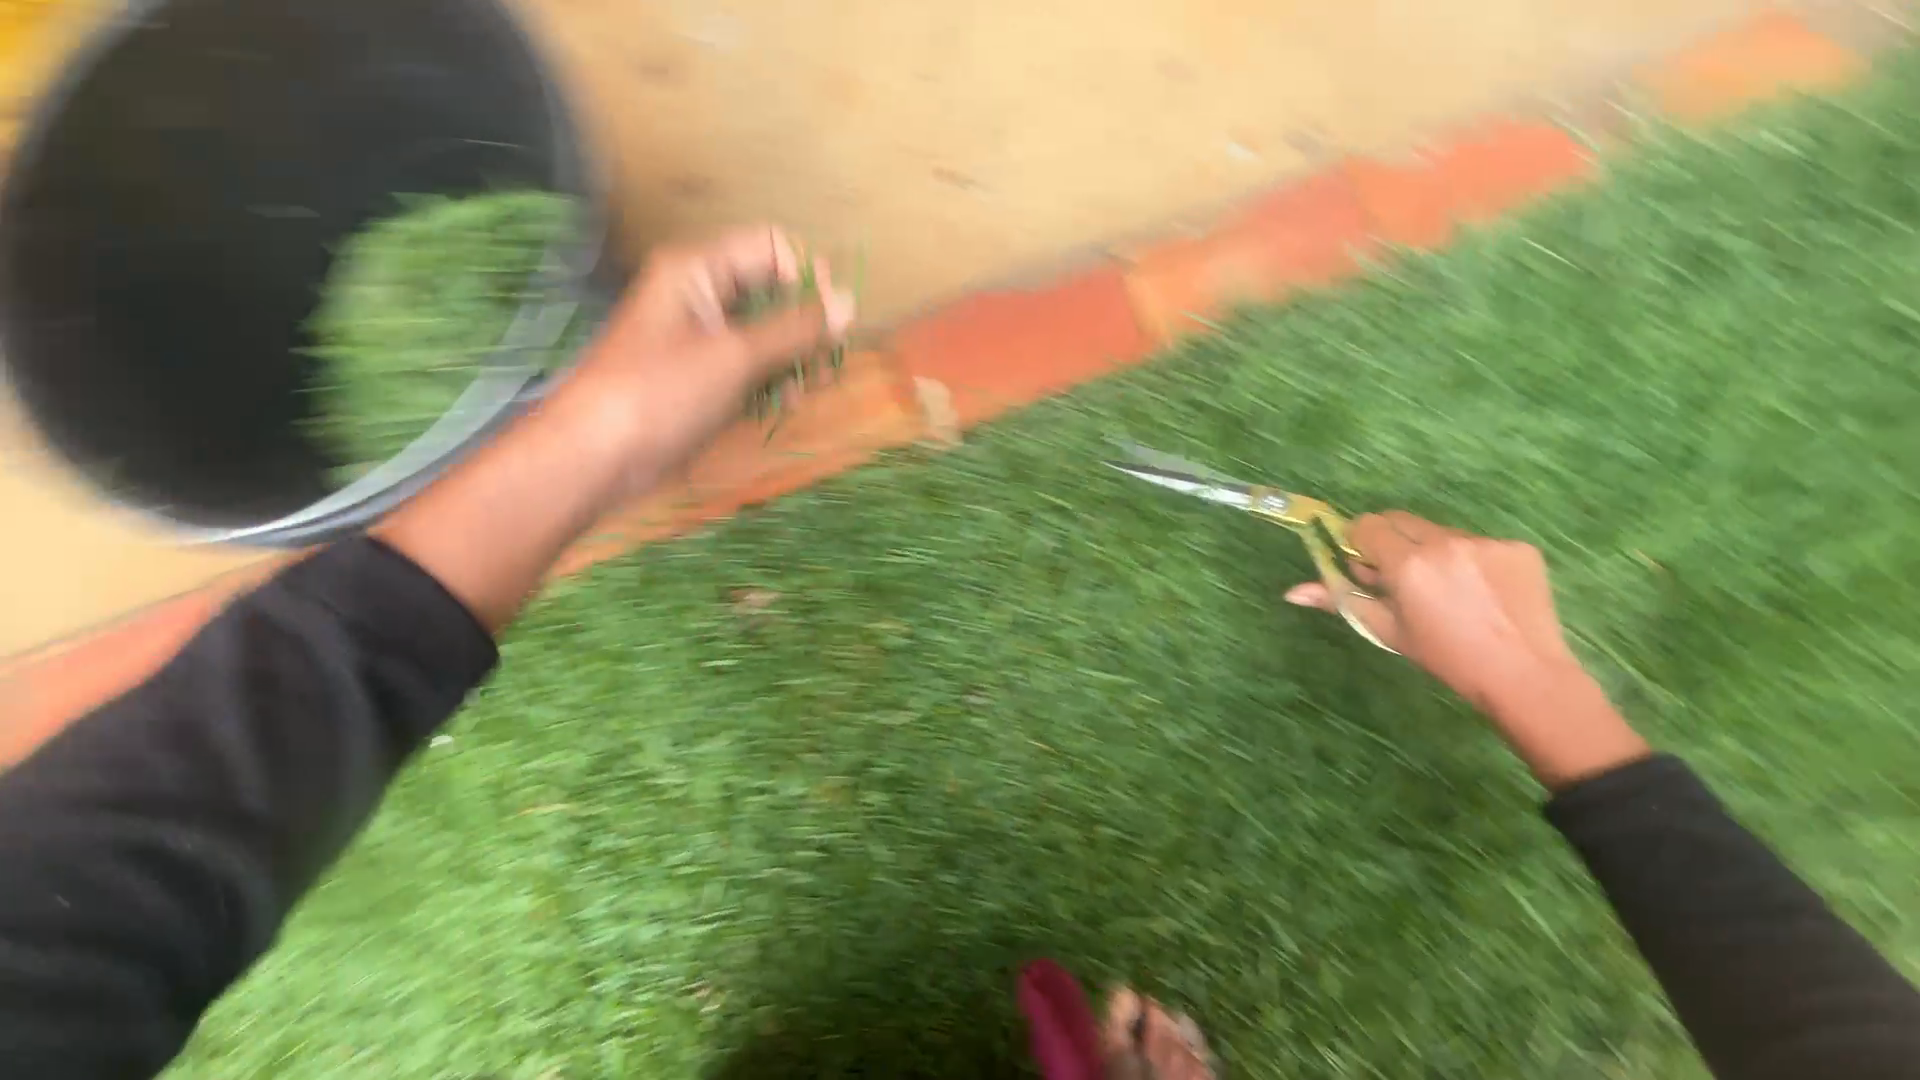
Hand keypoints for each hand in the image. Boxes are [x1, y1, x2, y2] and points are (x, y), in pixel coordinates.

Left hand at [562, 225, 856, 498]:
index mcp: (699, 271)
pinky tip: (788, 401)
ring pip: (768, 334)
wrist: (598, 455)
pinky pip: (752, 368)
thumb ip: (795, 329)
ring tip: (817, 382)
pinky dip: (774, 380)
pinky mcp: (706, 380)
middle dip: (807, 321)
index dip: (807, 273)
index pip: (771, 248)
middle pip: (774, 292)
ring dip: (796, 355)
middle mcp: (702, 297)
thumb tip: (848, 302)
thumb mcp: (734, 355)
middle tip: (833, 354)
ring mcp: (704, 341)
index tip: (833, 312)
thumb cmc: (660, 392)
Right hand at [1285, 512, 1648, 789]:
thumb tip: (1291, 592)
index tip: (1368, 567)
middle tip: (1403, 579)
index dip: (1361, 543)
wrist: (1524, 674)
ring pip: (1439, 532)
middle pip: (1400, 521)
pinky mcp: (1517, 546)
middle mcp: (1444, 543)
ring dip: (1432, 552)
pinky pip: (1477, 543)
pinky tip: (1482, 592)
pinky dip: (1470, 561)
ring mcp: (1485, 542)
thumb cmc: (1444, 657)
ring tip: (1449, 592)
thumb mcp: (1386, 630)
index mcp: (1408, 564)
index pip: (1368, 526)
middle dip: (1392, 542)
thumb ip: (1339, 600)